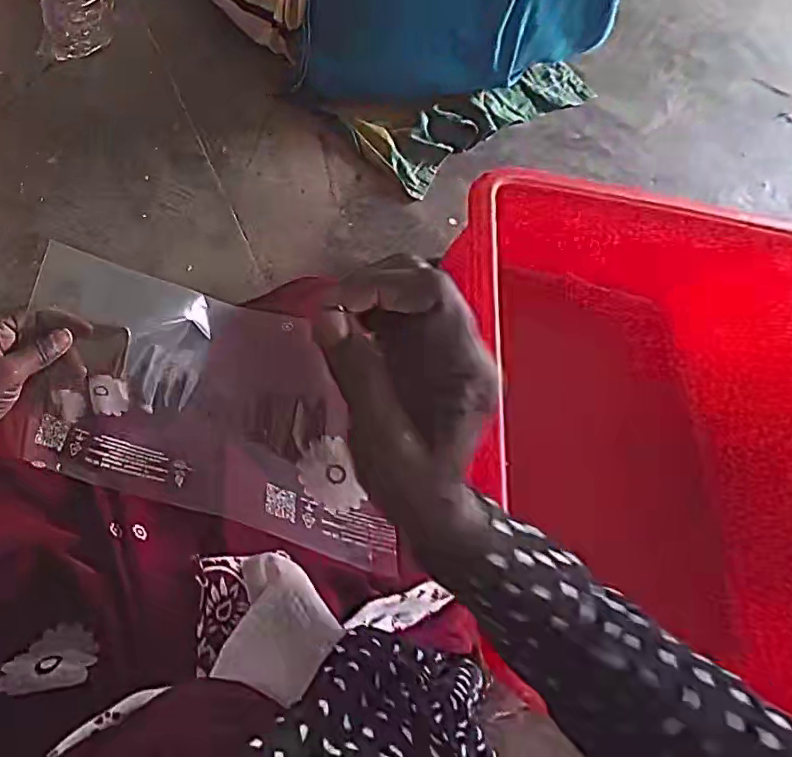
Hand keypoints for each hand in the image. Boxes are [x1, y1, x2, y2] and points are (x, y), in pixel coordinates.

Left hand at [0, 313, 83, 467]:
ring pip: (37, 356)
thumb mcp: (9, 374)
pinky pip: (31, 374)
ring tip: (76, 376)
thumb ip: (39, 353)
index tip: (85, 331)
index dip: (60, 322)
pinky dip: (48, 377)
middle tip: (80, 364)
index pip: (31, 317)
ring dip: (57, 364)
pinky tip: (63, 385)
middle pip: (36, 336)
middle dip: (61, 348)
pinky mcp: (4, 384)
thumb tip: (65, 335)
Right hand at [312, 256, 499, 535]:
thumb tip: (327, 316)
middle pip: (422, 280)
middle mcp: (462, 349)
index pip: (433, 292)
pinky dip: (366, 308)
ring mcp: (446, 347)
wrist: (430, 511)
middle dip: (370, 283)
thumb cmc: (410, 484)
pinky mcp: (426, 351)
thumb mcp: (380, 435)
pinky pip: (398, 309)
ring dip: (366, 293)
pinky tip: (346, 329)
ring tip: (334, 318)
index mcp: (464, 368)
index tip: (337, 302)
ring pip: (409, 287)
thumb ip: (357, 372)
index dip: (382, 284)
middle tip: (330, 309)